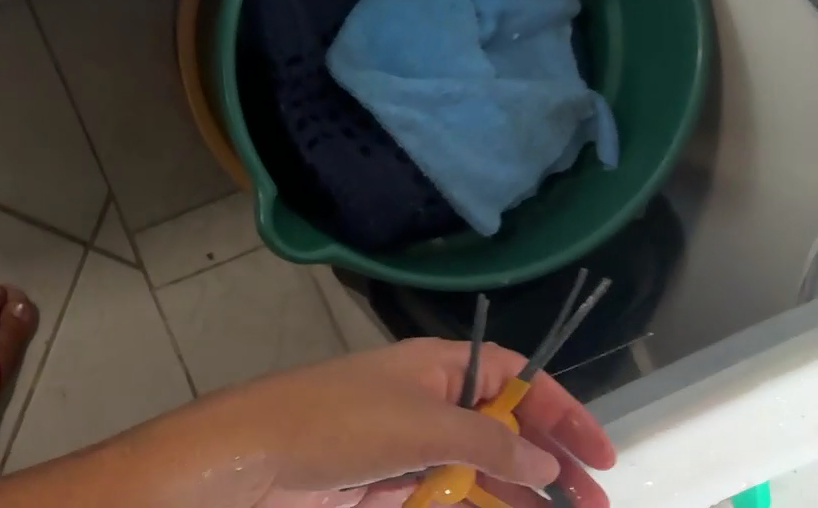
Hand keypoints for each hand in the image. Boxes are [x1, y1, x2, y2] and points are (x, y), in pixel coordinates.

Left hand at [201, 339, 614, 507]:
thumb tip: (547, 460)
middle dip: (551, 460)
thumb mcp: (421, 425)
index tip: (601, 454)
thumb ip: (489, 443)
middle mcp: (421, 400)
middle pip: (502, 425)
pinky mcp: (394, 484)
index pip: (504, 372)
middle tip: (596, 505)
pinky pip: (454, 495)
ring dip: (526, 495)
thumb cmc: (337, 423)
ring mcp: (408, 444)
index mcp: (426, 367)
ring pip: (483, 467)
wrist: (260, 457)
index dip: (554, 404)